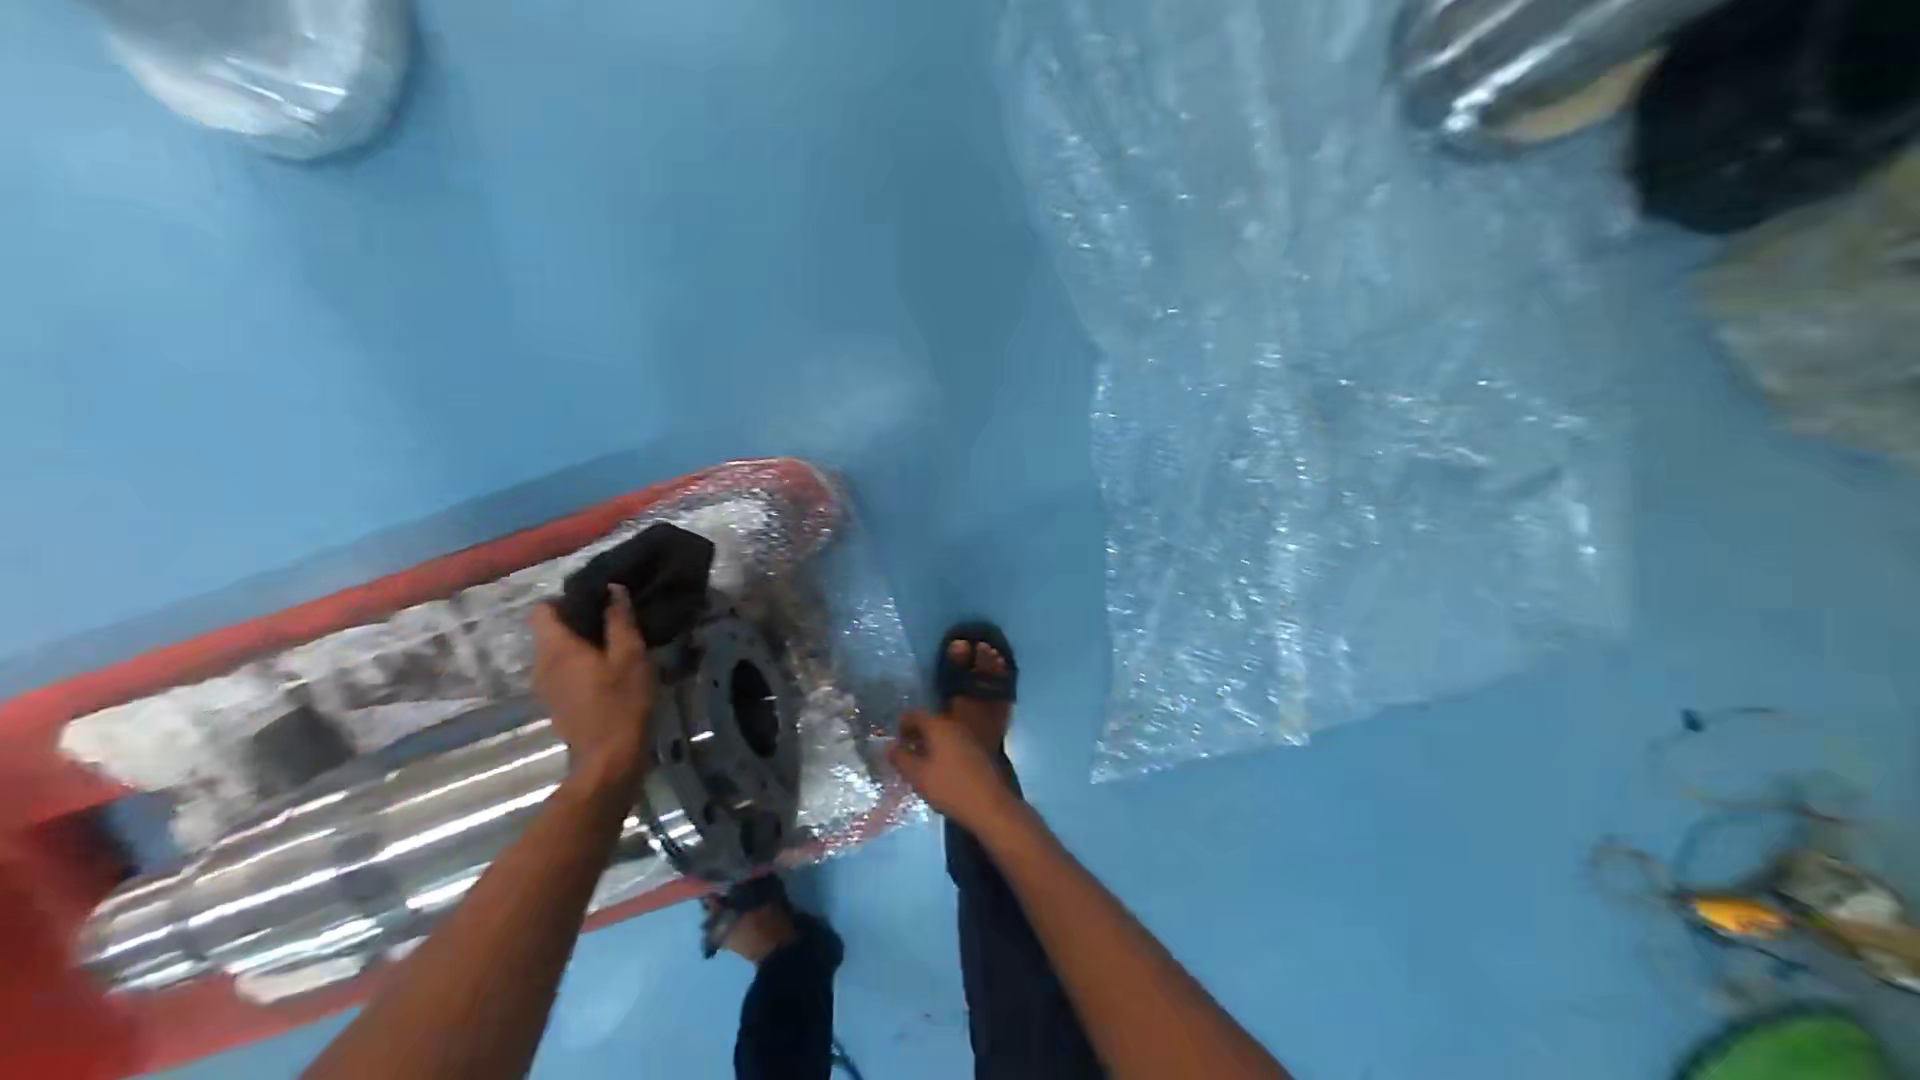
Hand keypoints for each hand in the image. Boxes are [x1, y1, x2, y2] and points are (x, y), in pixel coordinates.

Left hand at [531, 585, 654, 782]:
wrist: (609, 758)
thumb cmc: (622, 703)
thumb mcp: (630, 657)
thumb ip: (620, 620)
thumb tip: (613, 589)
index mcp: (557, 648)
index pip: (542, 609)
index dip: (567, 600)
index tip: (597, 602)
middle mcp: (541, 663)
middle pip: (549, 629)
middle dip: (577, 621)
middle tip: (613, 622)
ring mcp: (544, 685)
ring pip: (555, 650)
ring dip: (579, 643)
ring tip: (613, 646)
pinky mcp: (554, 701)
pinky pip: (560, 669)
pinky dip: (578, 663)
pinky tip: (606, 672)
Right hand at [885, 710, 1021, 831]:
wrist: (990, 805)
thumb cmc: (949, 787)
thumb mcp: (917, 775)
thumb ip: (900, 758)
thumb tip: (889, 746)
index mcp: (939, 725)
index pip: (914, 715)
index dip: (901, 726)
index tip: (894, 743)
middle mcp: (955, 724)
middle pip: (930, 723)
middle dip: (915, 736)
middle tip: (903, 755)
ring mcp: (970, 737)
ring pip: (943, 735)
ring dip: (929, 745)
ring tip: (919, 766)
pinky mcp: (979, 751)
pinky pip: (955, 744)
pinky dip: (943, 752)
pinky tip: (939, 772)